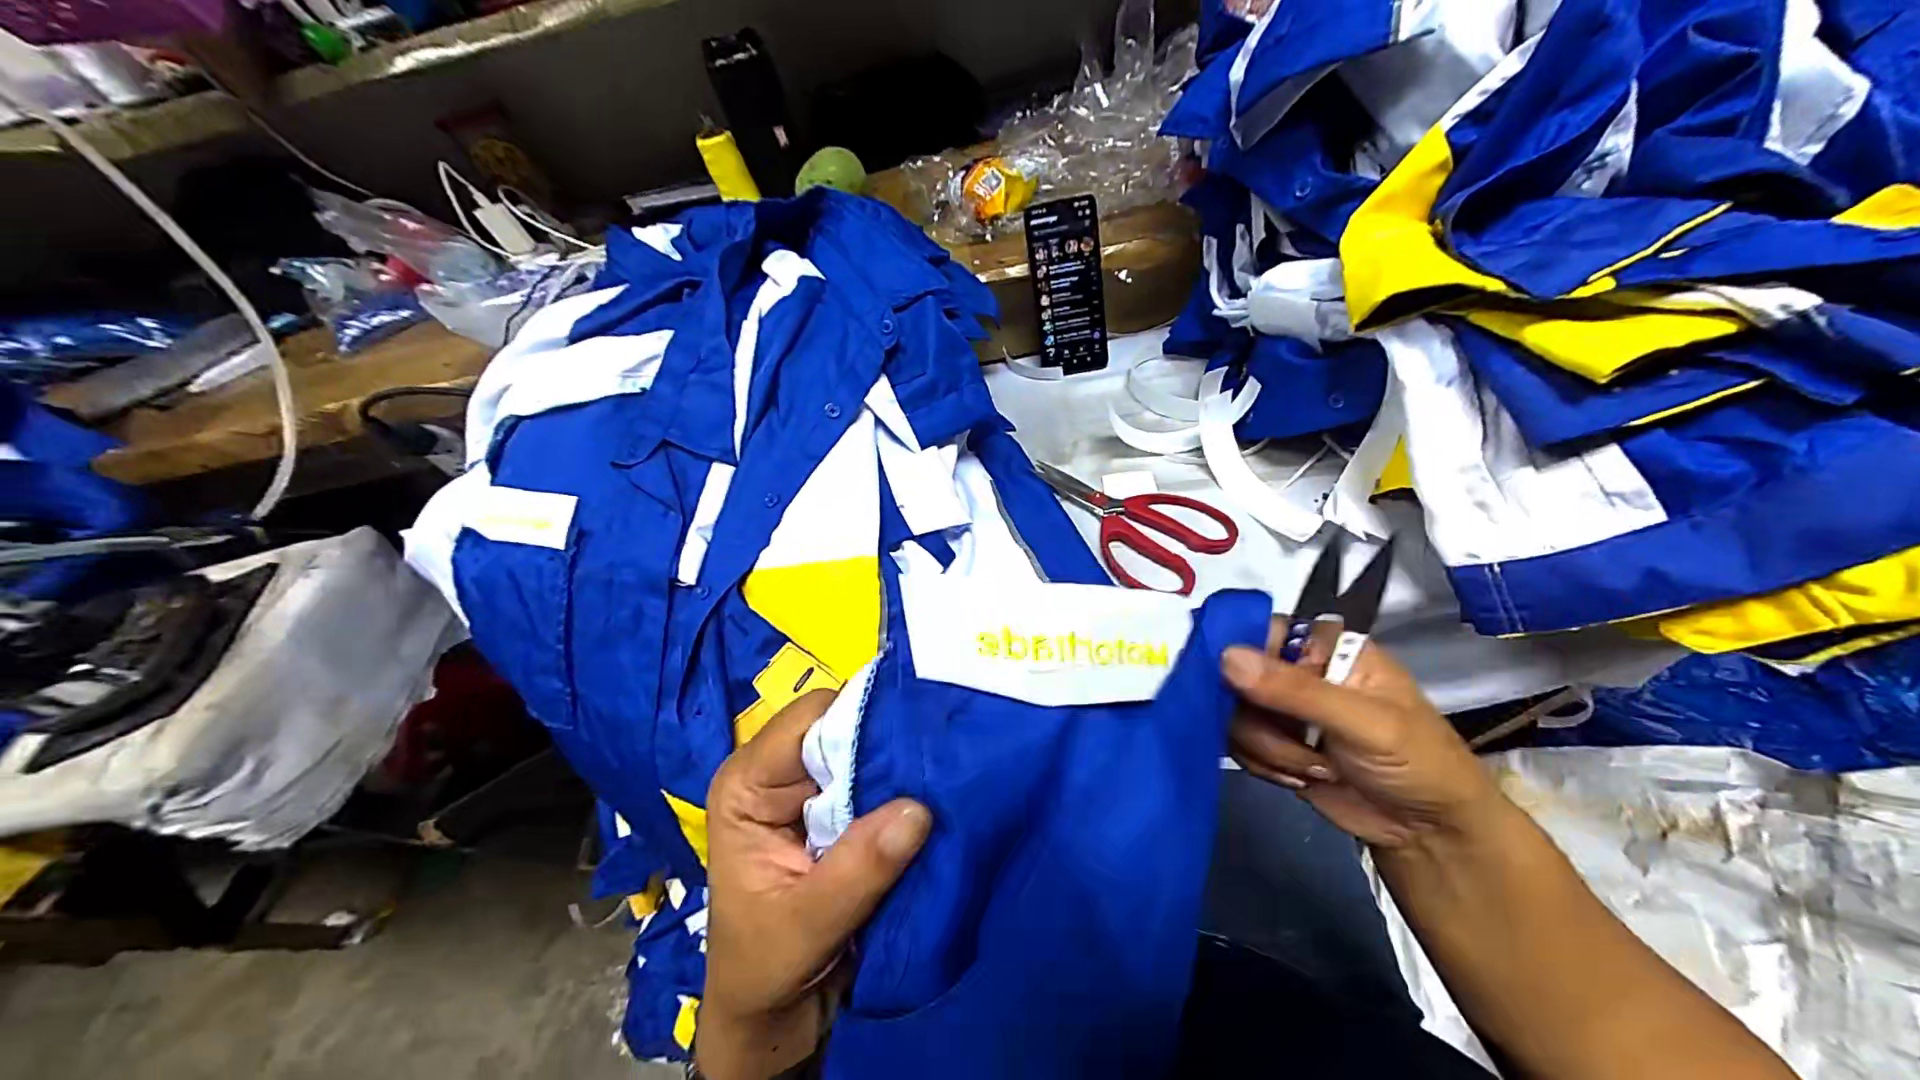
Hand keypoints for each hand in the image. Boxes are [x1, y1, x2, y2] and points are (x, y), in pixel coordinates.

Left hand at [700, 688, 931, 1079]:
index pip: (808, 721)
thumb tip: (918, 809)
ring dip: (901, 767)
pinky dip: (905, 791)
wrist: (773, 1013)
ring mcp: (810, 790)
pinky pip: (879, 782)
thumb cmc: (763, 970)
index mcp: (747, 784)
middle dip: (887, 741)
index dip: (859, 720)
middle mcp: (777, 773)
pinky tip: (935, 797)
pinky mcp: (838, 810)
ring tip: (945, 773)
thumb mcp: (805, 926)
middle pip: (841, 727)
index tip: (914, 734)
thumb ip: (856, 870)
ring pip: (865, 751)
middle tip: (940, 754)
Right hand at [1220, 633, 1504, 850]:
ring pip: (1232, 715)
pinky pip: (1235, 744)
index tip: (1225, 682)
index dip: (1234, 651)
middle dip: (1258, 718)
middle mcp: (1294, 671)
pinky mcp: (1270, 744)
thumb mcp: (1365, 722)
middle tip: (1297, 743)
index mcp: (1324, 648)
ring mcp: (1279, 709)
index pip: (1259, 631)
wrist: (1430, 833)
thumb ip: (1296, 691)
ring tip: (1316, 768)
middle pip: (1234, 676)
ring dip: (1267, 748)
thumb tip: (1227, 658)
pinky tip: (1300, 778)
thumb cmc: (1417, 761)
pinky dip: (1262, 765)